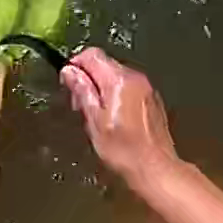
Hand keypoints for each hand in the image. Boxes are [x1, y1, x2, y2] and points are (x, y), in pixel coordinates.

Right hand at [60, 48, 181, 183]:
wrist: (155, 168)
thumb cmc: (124, 150)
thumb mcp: (94, 121)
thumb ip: (82, 91)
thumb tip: (70, 71)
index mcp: (120, 80)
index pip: (93, 55)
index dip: (76, 65)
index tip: (68, 83)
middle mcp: (136, 79)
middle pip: (105, 65)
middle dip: (88, 80)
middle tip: (80, 107)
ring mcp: (146, 89)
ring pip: (116, 78)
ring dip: (101, 90)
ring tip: (96, 118)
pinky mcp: (151, 101)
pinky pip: (128, 90)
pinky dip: (117, 98)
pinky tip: (113, 122)